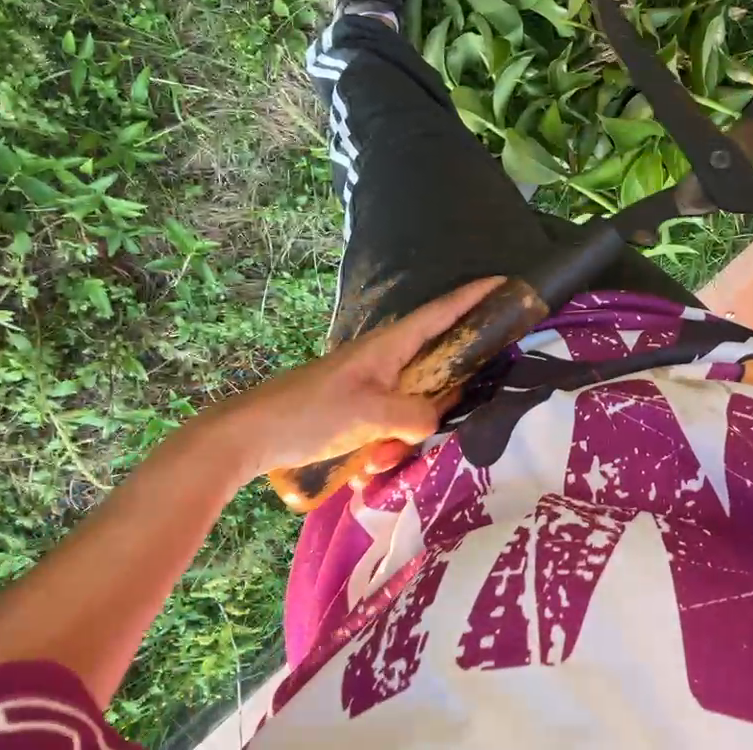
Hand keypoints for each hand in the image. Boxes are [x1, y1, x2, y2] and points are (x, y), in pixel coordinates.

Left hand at [208, 277, 503, 477]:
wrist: (244, 438)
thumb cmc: (307, 414)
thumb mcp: (369, 414)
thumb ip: (414, 415)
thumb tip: (434, 421)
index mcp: (390, 346)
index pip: (443, 312)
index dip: (476, 296)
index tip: (508, 283)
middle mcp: (385, 359)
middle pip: (437, 365)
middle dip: (443, 397)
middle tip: (443, 420)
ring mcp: (370, 384)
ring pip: (414, 404)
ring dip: (406, 435)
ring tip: (379, 460)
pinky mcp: (356, 408)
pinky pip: (390, 425)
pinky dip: (385, 446)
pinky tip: (363, 469)